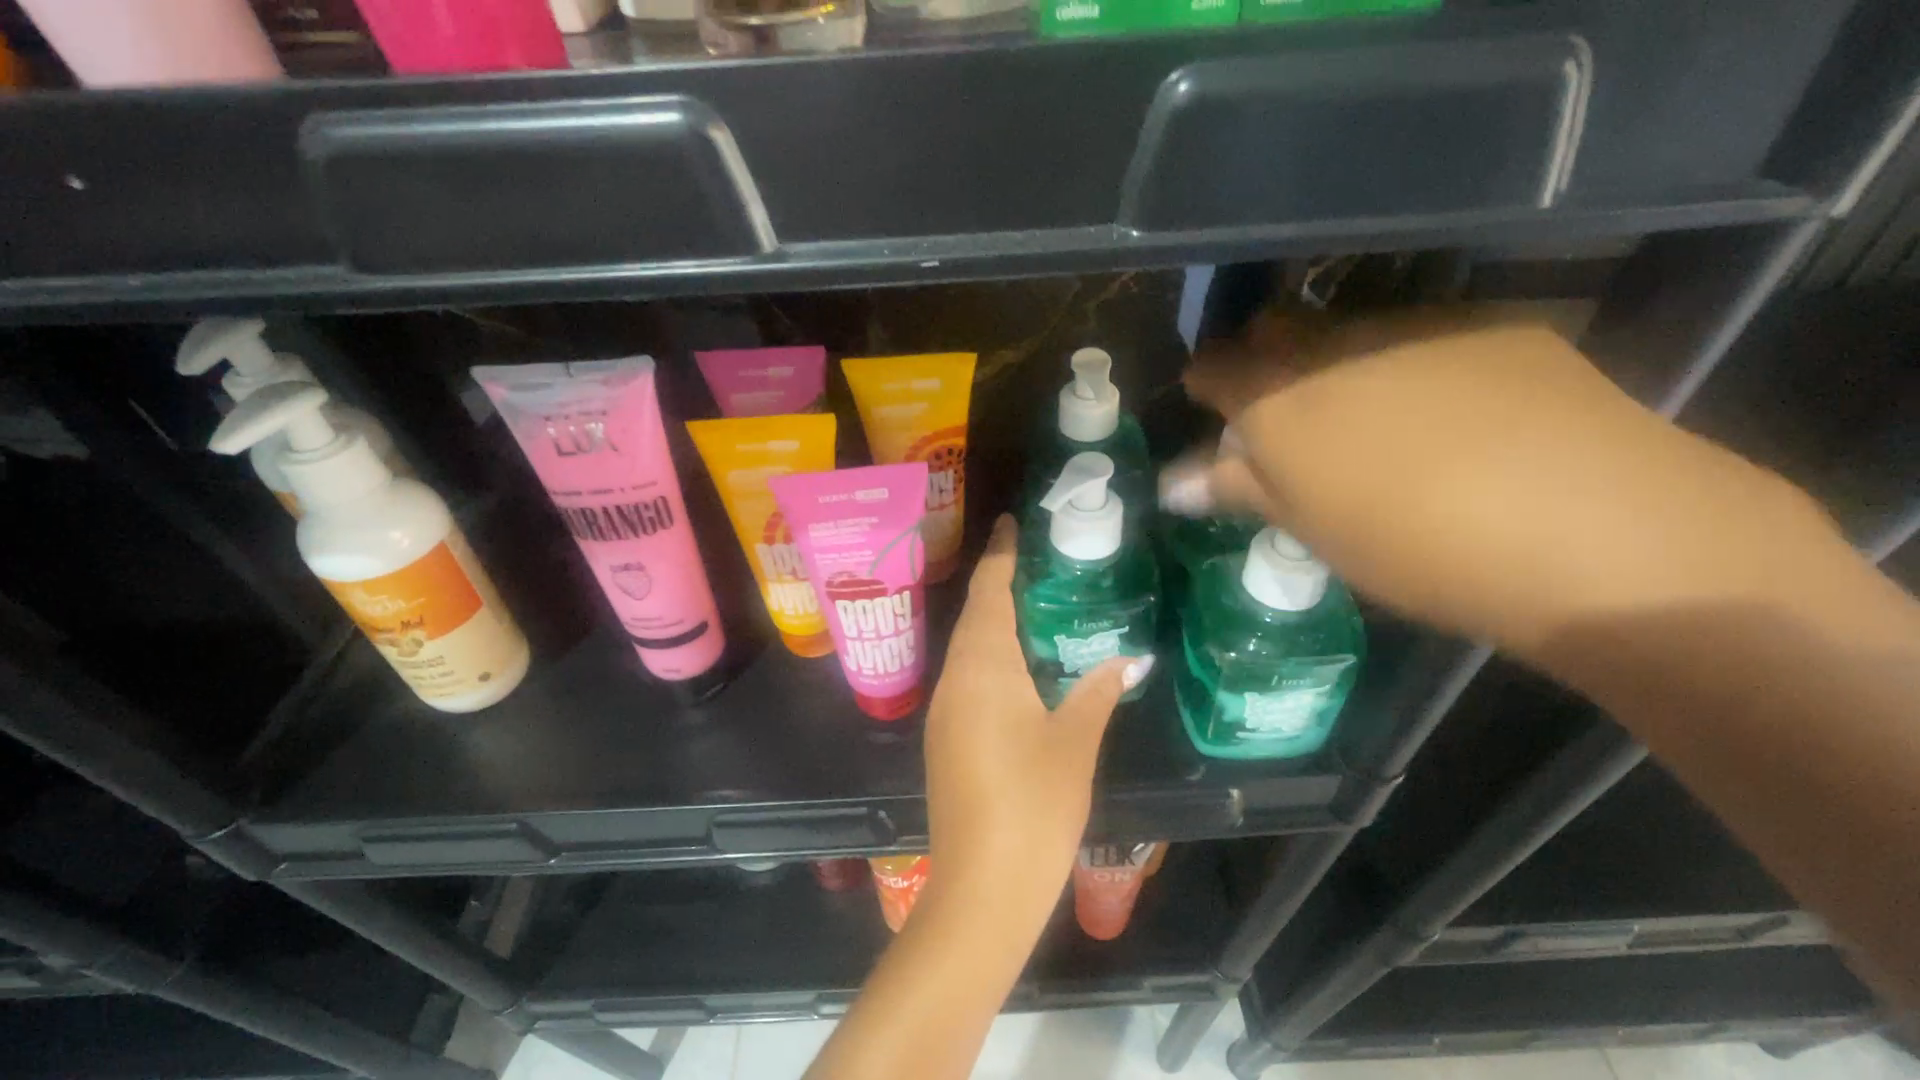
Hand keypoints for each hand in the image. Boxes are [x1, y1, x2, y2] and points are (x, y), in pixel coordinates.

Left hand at [921, 515, 1149, 929]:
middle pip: (975, 618)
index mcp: (984, 668)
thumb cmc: (1035, 804)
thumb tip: (1127, 659)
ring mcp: (945, 712)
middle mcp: (955, 680)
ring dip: (996, 624)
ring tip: (1036, 605)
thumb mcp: (1076, 743)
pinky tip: (1021, 669)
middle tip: (1038, 560)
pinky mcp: (946, 741)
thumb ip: (1097, 692)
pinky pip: (968, 680)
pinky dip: (992, 660)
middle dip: (1000, 585)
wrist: (983, 886)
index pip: (991, 594)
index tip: (1013, 523)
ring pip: (969, 651)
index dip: (1002, 556)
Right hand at [1178, 307, 1839, 655]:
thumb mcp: (1314, 532)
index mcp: (1279, 399)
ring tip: (1362, 413)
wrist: (1589, 525)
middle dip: (1266, 360)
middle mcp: (1336, 345)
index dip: (1207, 385)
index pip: (1217, 369)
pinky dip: (1408, 364)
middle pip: (1278, 332)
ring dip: (1337, 360)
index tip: (1207, 406)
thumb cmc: (1417, 548)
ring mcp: (1416, 327)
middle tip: (1278, 410)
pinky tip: (1445, 411)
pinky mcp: (1491, 326)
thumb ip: (1243, 491)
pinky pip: (1422, 335)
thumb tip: (1176, 480)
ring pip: (1350, 330)